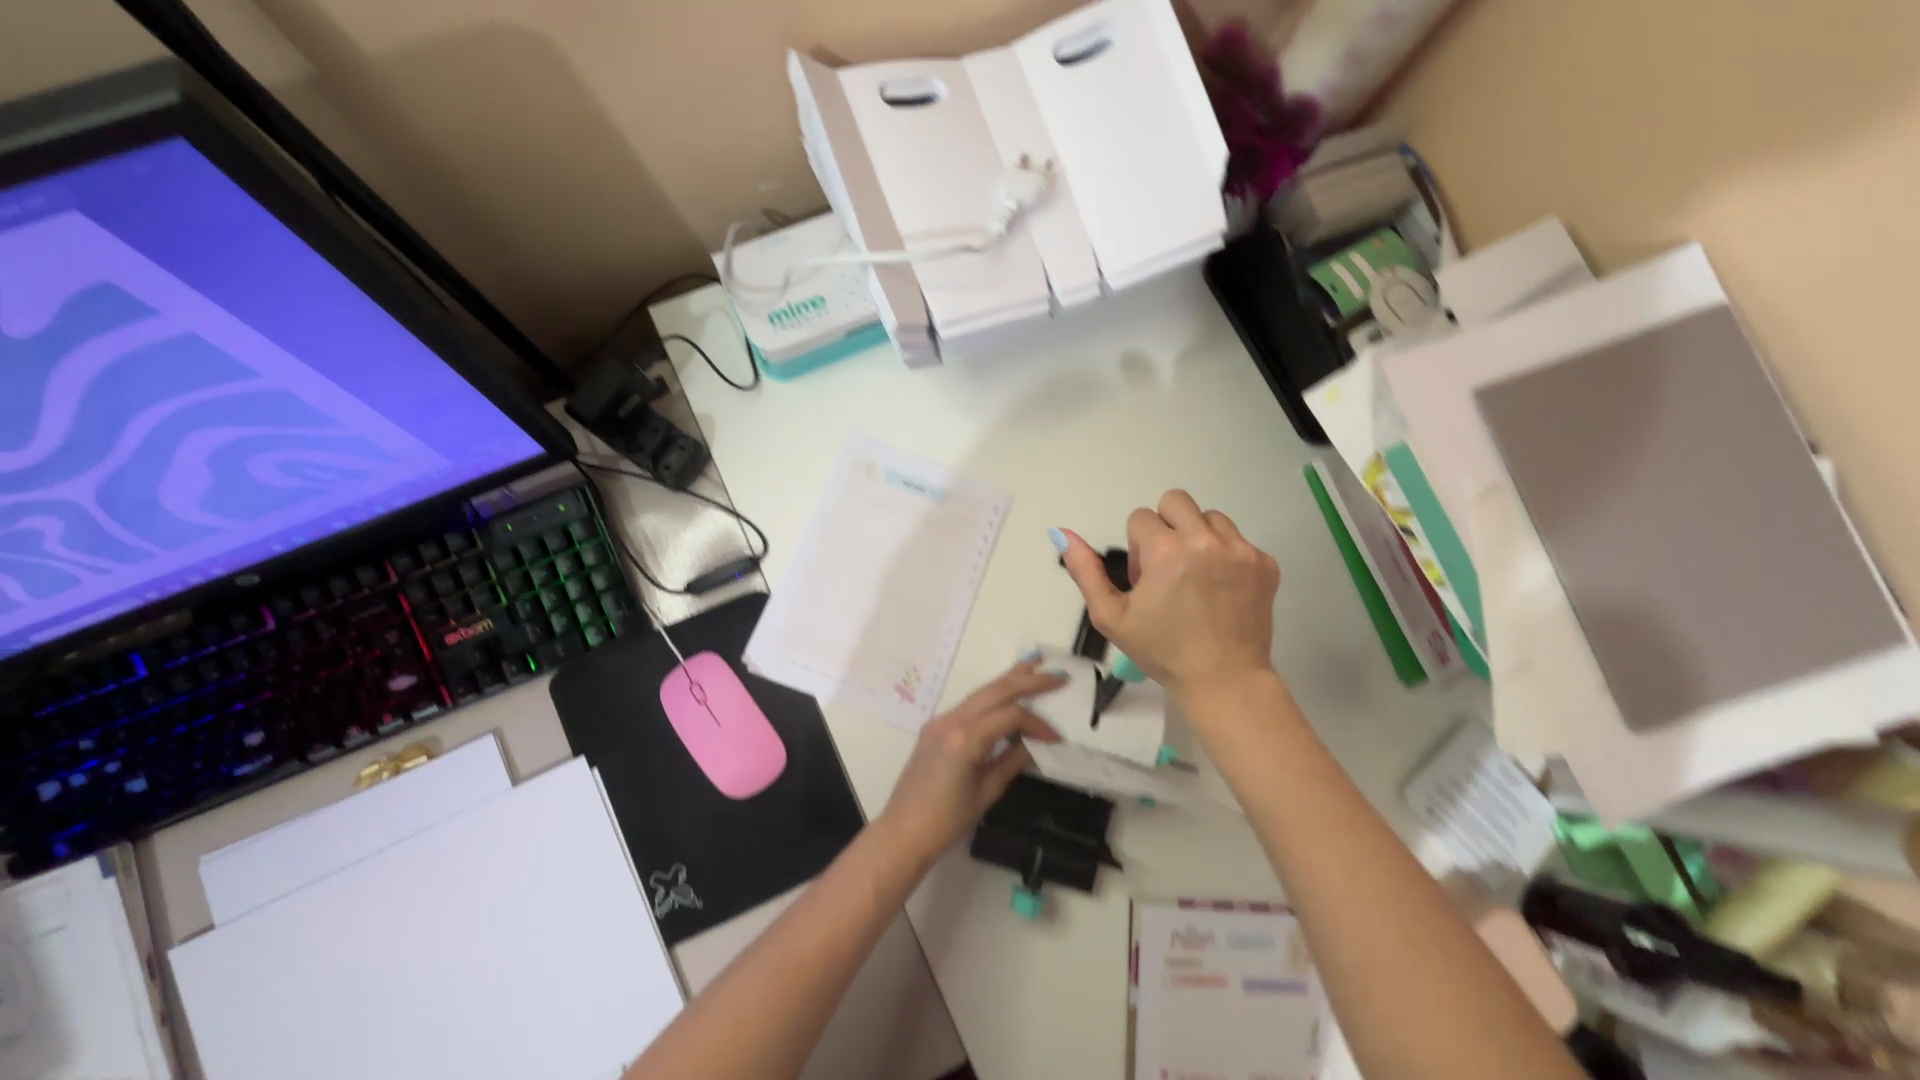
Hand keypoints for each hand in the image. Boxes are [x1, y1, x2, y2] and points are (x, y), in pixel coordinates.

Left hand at [873, 661, 1062, 870]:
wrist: (903, 832)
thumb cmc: (947, 820)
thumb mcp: (987, 791)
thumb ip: (1012, 760)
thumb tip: (1035, 743)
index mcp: (965, 738)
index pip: (1011, 716)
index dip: (1038, 723)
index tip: (1057, 738)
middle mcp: (951, 721)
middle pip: (995, 690)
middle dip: (1027, 680)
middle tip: (1057, 675)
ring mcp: (940, 721)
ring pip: (980, 692)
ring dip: (1008, 681)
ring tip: (1033, 667)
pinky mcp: (935, 728)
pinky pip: (969, 705)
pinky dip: (991, 697)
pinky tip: (1005, 694)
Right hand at [1057, 489, 1279, 702]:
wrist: (1223, 679)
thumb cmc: (1162, 651)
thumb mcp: (1111, 616)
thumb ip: (1086, 571)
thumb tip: (1062, 533)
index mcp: (1166, 551)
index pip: (1141, 518)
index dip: (1137, 548)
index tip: (1145, 579)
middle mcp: (1206, 540)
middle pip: (1176, 501)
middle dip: (1165, 527)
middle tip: (1168, 566)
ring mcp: (1241, 550)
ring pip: (1210, 517)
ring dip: (1198, 537)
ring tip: (1196, 576)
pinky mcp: (1265, 563)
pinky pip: (1239, 541)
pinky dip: (1226, 557)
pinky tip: (1220, 589)